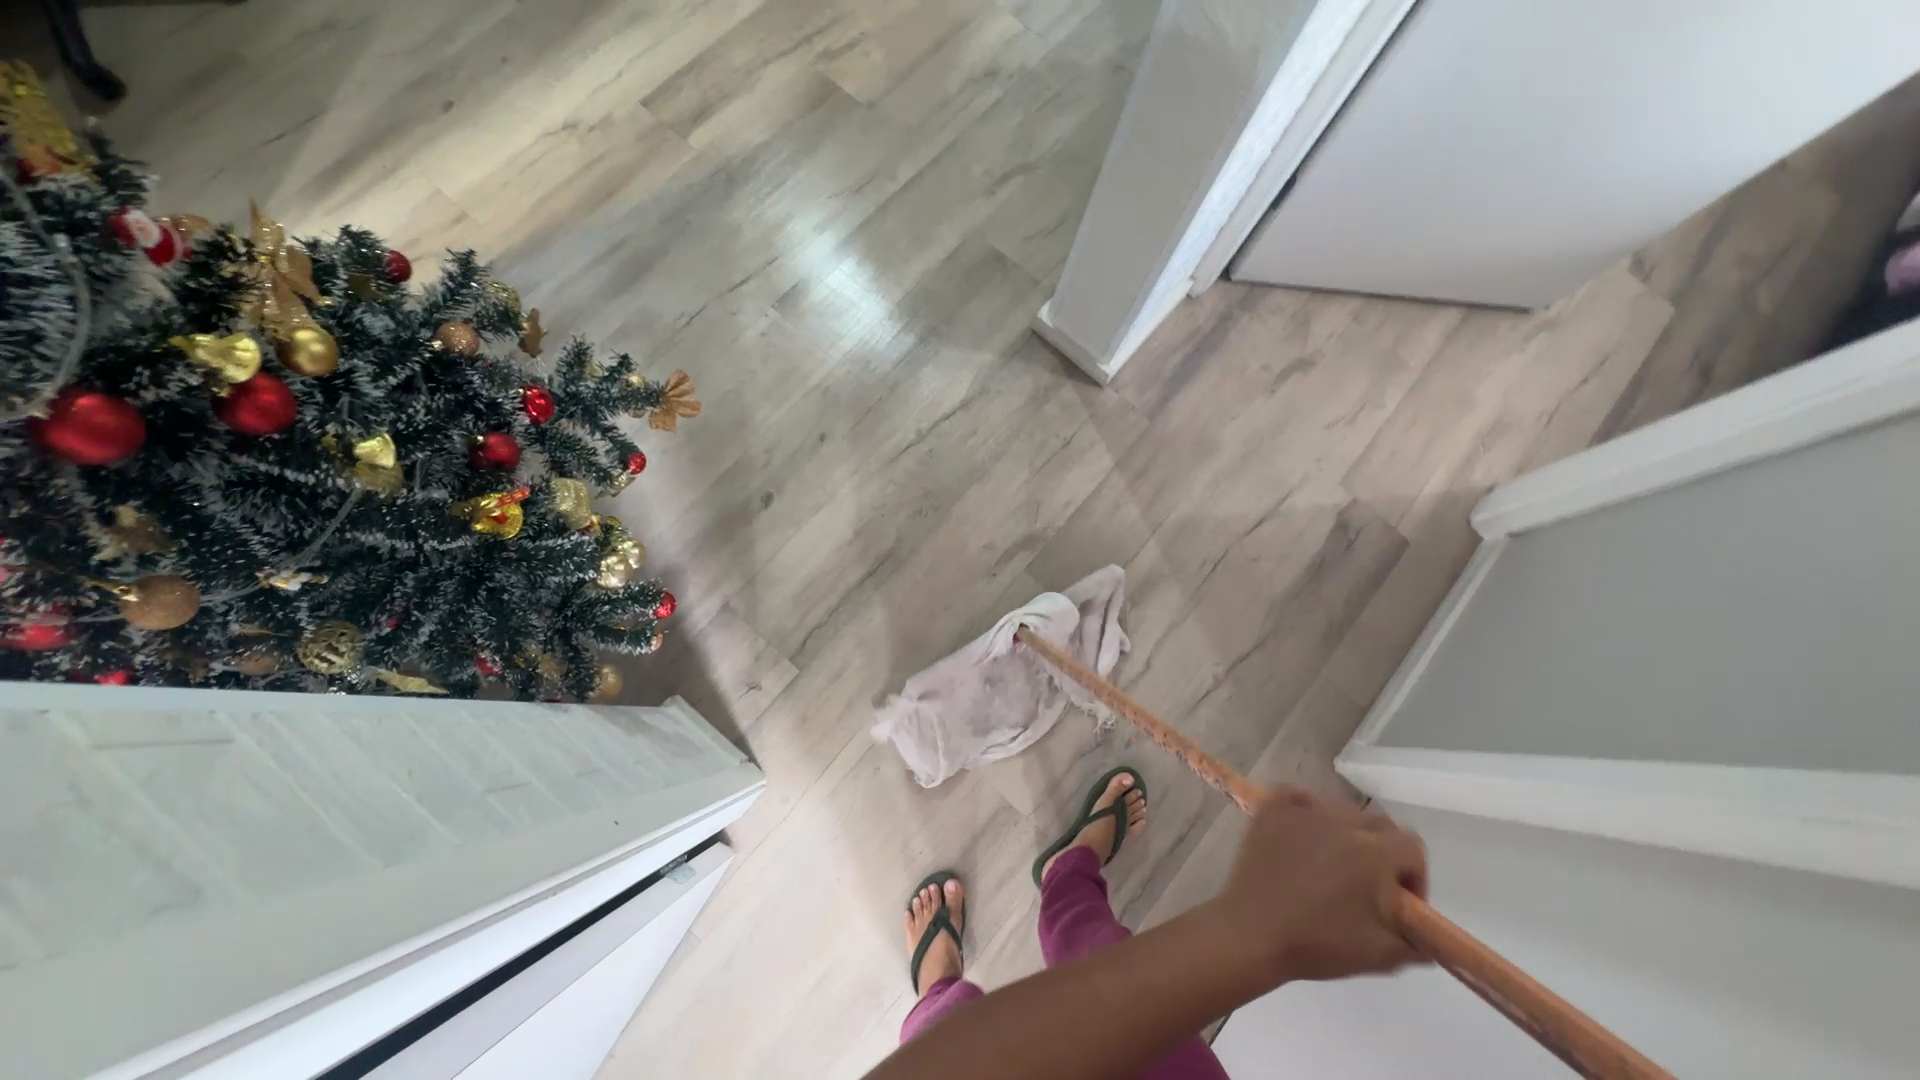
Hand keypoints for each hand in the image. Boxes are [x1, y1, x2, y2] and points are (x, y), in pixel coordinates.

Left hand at [1210, 787, 1427, 985]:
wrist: (1252, 934)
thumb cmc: (1318, 944)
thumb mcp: (1382, 954)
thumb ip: (1417, 941)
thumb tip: (1428, 934)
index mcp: (1374, 852)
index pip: (1412, 847)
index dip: (1414, 875)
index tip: (1400, 901)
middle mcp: (1342, 821)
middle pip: (1379, 825)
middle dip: (1383, 852)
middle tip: (1367, 885)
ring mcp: (1303, 811)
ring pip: (1341, 809)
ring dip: (1347, 832)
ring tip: (1333, 863)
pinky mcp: (1271, 810)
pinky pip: (1298, 795)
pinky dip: (1307, 808)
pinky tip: (1305, 832)